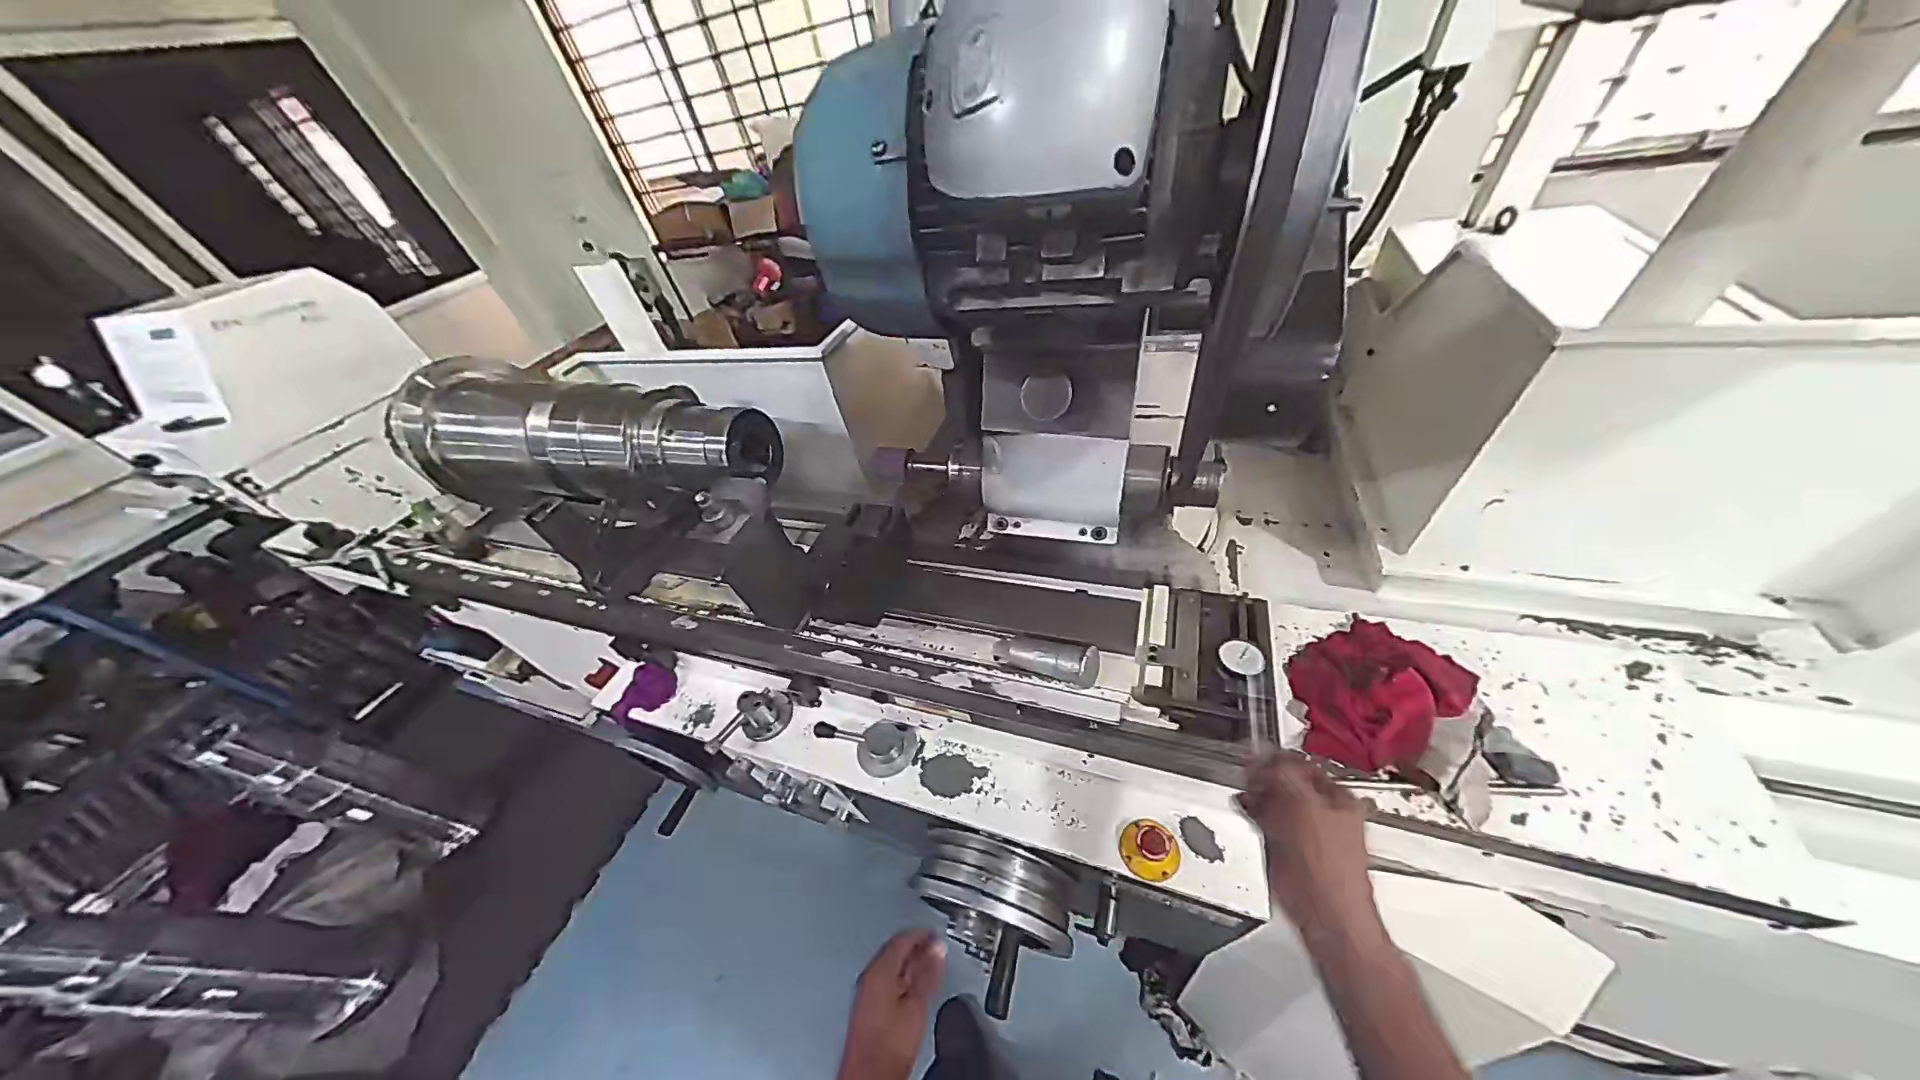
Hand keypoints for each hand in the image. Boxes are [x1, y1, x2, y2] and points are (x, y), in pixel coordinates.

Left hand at [837, 929, 947, 1079]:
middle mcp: (869, 977)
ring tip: (929, 965)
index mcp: (879, 970)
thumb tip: (937, 949)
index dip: (923, 934)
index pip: (902, 938)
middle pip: (895, 949)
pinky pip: (886, 980)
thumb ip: (928, 973)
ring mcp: (866, 992)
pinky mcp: (868, 1006)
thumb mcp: (917, 1005)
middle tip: (935, 948)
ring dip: (910, 962)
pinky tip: (913, 986)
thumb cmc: (889, 1046)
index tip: (936, 935)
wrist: (870, 1074)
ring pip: (891, 964)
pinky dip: (902, 977)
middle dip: (917, 947)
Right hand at [1237, 753, 1381, 943]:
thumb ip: (1281, 777)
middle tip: (1246, 777)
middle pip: (1287, 785)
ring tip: (1246, 796)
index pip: (1301, 765)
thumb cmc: (1328, 872)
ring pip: (1277, 806)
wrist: (1328, 921)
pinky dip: (1259, 819)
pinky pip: (1272, 827)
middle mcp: (1329, 817)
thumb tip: (1264, 760)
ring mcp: (1312, 838)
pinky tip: (1250, 817)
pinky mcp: (1295, 856)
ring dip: (1259, 799)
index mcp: (1340, 800)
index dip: (1274, 759)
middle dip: (1264, 780)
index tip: (1253, 757)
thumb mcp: (1300, 807)